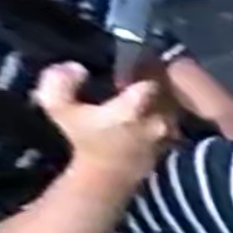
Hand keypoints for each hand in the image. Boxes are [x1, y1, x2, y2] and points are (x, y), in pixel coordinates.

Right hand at [33, 62, 174, 183]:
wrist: (111, 171)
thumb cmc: (83, 137)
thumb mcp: (57, 106)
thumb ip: (59, 81)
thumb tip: (77, 67)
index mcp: (131, 113)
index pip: (148, 86)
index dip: (144, 70)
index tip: (136, 61)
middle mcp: (156, 123)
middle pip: (165, 94)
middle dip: (158, 80)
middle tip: (145, 68)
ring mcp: (169, 134)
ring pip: (173, 106)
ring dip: (164, 95)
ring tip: (150, 83)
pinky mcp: (175, 141)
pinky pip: (175, 118)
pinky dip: (168, 108)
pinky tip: (154, 101)